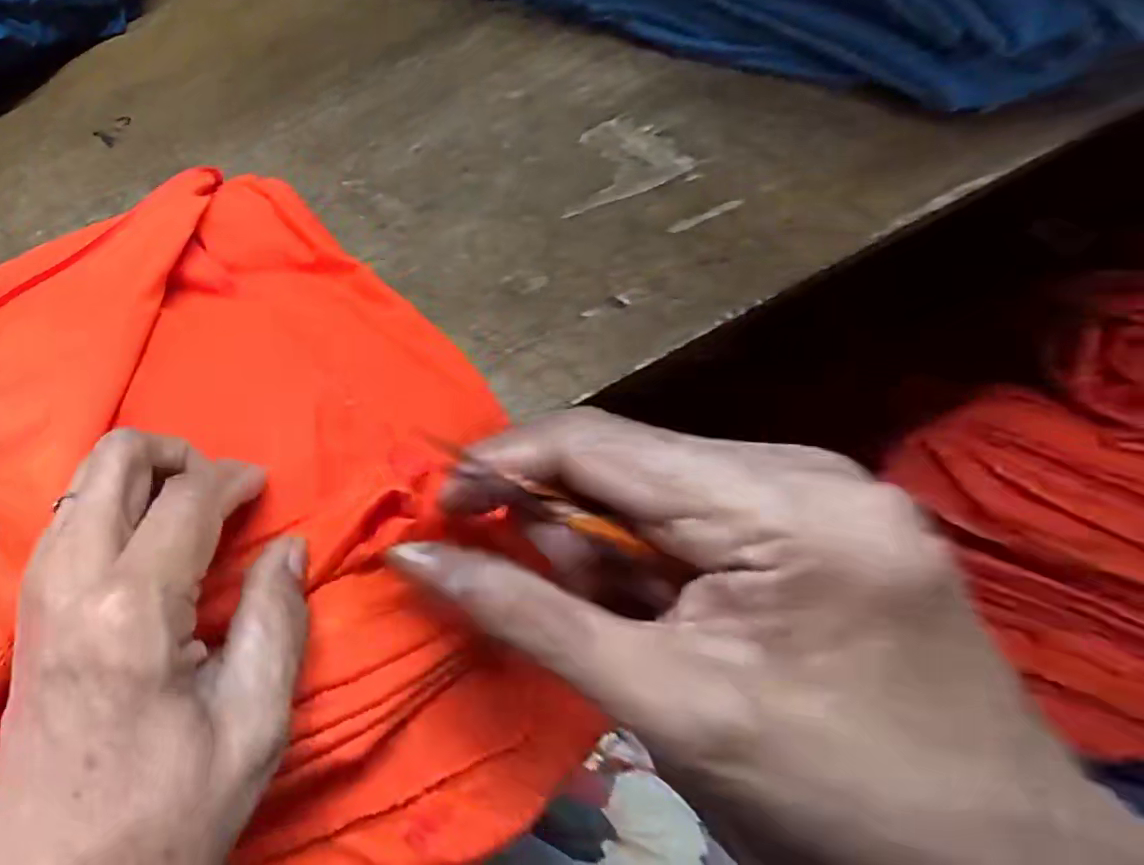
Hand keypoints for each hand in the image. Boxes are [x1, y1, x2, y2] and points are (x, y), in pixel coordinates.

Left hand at [0, 430, 309, 864]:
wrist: (54, 863)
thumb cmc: (160, 808)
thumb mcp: (247, 728)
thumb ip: (276, 622)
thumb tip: (288, 548)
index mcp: (131, 606)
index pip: (186, 497)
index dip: (231, 478)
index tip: (260, 485)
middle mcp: (73, 571)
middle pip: (119, 454)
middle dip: (177, 452)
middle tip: (217, 488)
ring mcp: (40, 576)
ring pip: (89, 472)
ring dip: (145, 472)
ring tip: (188, 510)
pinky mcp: (29, 590)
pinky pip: (73, 507)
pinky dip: (116, 498)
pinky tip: (148, 538)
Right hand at [389, 409, 1137, 864]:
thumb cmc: (830, 798)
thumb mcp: (656, 701)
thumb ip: (521, 612)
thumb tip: (410, 554)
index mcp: (783, 506)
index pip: (593, 442)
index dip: (498, 464)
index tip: (439, 509)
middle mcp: (799, 469)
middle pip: (613, 456)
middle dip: (550, 516)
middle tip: (526, 582)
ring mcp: (806, 487)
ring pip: (634, 480)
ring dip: (592, 543)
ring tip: (617, 620)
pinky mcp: (801, 514)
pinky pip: (671, 505)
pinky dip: (632, 552)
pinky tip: (650, 607)